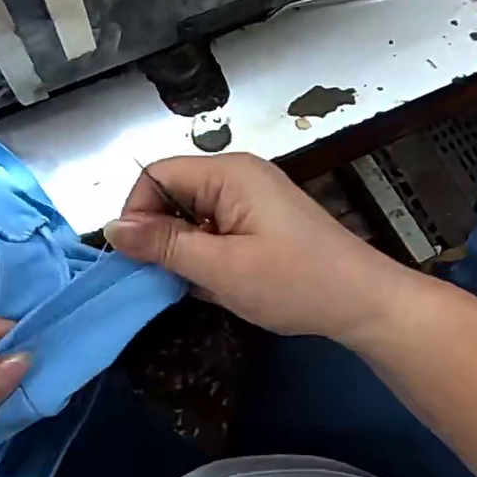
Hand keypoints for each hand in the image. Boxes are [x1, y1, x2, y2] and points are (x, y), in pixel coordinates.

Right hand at [103, 153, 415, 344]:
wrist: (364, 303)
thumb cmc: (297, 283)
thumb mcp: (222, 268)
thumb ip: (164, 245)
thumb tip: (112, 228)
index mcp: (228, 173)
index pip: (157, 175)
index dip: (137, 213)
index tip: (133, 257)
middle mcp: (236, 177)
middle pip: (172, 195)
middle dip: (160, 236)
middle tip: (163, 277)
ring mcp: (249, 200)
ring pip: (189, 217)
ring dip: (183, 251)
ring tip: (197, 283)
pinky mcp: (256, 223)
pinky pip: (212, 232)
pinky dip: (204, 257)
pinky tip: (216, 284)